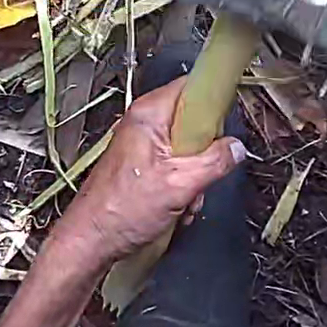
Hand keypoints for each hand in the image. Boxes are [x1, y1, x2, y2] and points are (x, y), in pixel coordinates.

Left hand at [47, 77, 246, 269]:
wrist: (91, 240)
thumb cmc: (118, 210)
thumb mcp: (180, 184)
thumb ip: (214, 162)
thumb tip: (235, 148)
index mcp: (149, 114)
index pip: (191, 86)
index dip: (212, 101)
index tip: (225, 122)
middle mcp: (144, 123)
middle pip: (194, 121)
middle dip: (205, 151)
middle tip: (200, 172)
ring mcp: (143, 144)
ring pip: (187, 148)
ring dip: (194, 176)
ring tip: (184, 196)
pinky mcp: (143, 164)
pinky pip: (175, 166)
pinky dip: (182, 186)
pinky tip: (176, 205)